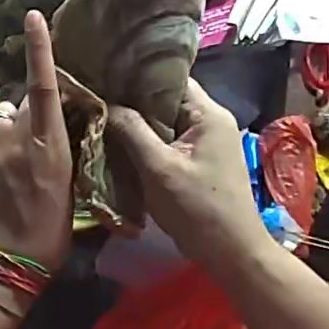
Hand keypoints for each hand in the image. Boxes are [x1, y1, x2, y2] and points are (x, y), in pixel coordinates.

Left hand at [0, 11, 73, 270]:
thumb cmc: (48, 230)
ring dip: (8, 129)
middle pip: (21, 104)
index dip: (40, 50)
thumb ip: (61, 148)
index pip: (44, 86)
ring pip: (0, 119)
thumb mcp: (70, 188)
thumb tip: (55, 123)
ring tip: (13, 159)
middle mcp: (14, 137)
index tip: (33, 17)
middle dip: (30, 112)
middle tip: (37, 142)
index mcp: (49, 146)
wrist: (2, 259)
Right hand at [107, 77, 265, 270]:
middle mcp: (211, 121)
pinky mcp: (198, 160)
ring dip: (138, 123)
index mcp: (209, 115)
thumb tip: (106, 103)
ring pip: (165, 121)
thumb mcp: (159, 168)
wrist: (230, 252)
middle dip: (133, 100)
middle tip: (97, 98)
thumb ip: (132, 131)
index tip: (106, 77)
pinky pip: (168, 140)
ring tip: (103, 117)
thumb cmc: (197, 208)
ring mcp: (206, 142)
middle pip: (166, 100)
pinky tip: (121, 144)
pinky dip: (146, 141)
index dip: (138, 76)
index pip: (171, 79)